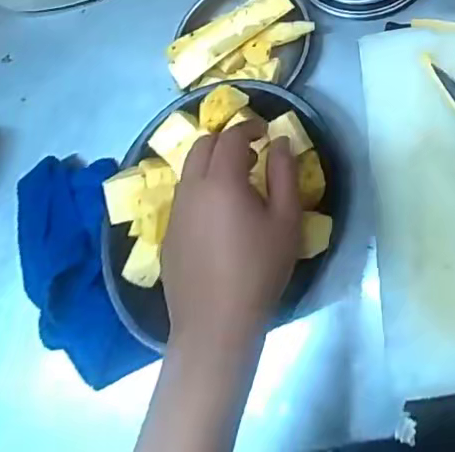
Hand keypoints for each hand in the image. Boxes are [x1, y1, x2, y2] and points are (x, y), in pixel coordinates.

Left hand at [162, 121, 300, 349]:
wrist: (215, 327)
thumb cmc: (259, 271)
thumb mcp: (286, 220)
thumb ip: (284, 173)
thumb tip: (280, 142)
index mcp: (221, 180)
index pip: (231, 136)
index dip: (249, 127)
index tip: (265, 131)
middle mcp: (191, 188)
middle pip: (203, 145)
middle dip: (227, 140)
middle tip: (252, 153)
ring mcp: (175, 212)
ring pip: (190, 169)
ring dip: (212, 163)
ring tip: (238, 183)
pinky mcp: (168, 235)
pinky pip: (184, 195)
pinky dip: (202, 188)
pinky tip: (220, 216)